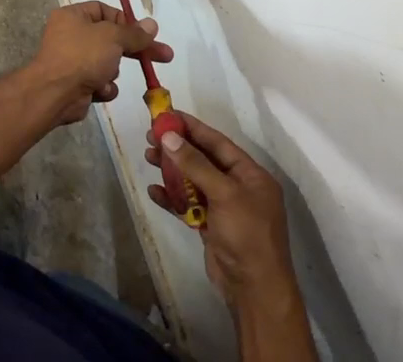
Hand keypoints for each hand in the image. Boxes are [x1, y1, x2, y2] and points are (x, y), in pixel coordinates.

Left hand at [26, 0, 172, 124]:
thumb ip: (134, 33)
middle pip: (111, 39)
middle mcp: (71, 35)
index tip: (146, 32)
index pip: (104, 11)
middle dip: (135, 50)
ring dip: (113, 71)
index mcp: (73, 16)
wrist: (56, 93)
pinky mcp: (77, 83)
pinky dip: (104, 87)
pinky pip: (100, 81)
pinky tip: (99, 89)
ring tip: (106, 75)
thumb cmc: (82, 56)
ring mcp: (73, 60)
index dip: (126, 21)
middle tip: (165, 56)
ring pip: (108, 62)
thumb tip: (151, 24)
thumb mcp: (112, 37)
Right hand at [145, 112, 297, 305]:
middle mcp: (238, 187)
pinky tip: (154, 192)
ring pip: (193, 180)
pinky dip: (171, 197)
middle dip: (177, 148)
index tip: (166, 114)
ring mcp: (224, 207)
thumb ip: (195, 164)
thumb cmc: (247, 234)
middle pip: (203, 159)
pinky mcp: (211, 225)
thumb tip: (168, 135)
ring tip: (148, 158)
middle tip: (150, 137)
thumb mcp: (224, 194)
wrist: (254, 289)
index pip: (218, 142)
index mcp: (251, 175)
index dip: (192, 127)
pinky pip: (188, 204)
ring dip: (171, 170)